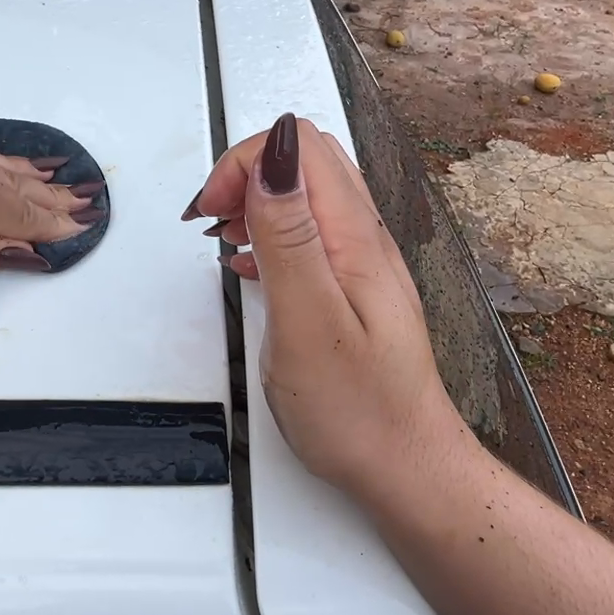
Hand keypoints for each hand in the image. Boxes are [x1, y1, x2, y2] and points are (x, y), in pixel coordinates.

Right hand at [188, 115, 465, 495]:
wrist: (403, 465)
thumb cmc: (359, 411)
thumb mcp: (309, 321)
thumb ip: (288, 237)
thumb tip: (273, 159)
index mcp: (353, 238)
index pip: (299, 149)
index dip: (243, 164)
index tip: (210, 212)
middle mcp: (363, 241)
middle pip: (305, 162)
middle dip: (246, 173)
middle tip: (211, 219)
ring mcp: (359, 265)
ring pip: (305, 197)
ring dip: (256, 201)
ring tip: (223, 237)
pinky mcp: (349, 291)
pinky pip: (308, 237)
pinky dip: (269, 234)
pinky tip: (250, 264)